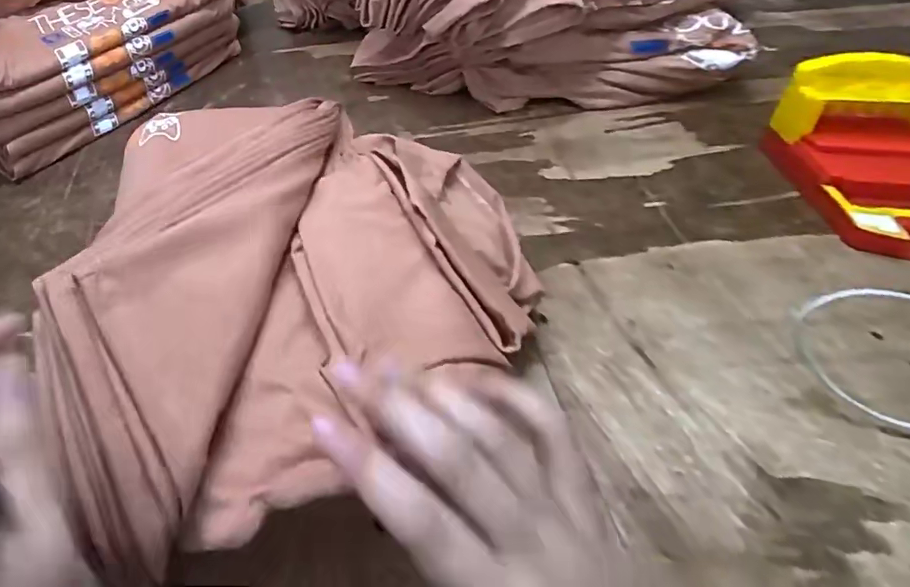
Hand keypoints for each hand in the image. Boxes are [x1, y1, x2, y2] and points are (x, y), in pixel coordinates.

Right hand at [312, 360, 618, 586]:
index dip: (366, 466)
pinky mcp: (591, 497)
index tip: (319, 420)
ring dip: (439, 394)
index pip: (420, 518)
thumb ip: (419, 540)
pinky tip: (472, 378)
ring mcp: (568, 514)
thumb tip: (372, 467)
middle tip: (347, 368)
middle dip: (394, 408)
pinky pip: (555, 432)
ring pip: (498, 437)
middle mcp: (533, 544)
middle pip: (457, 460)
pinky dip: (513, 396)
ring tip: (393, 364)